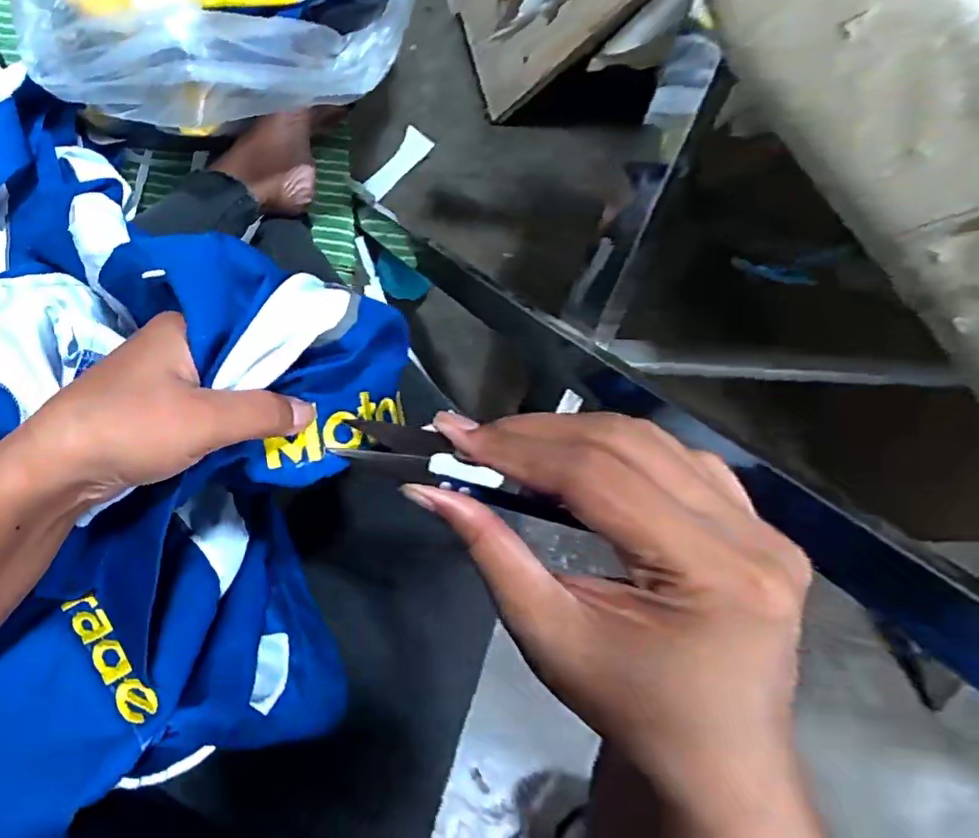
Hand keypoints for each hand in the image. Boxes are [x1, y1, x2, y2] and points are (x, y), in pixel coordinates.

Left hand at [3, 312, 313, 505]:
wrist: (60, 463)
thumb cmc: (132, 426)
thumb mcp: (205, 419)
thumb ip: (261, 411)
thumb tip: (309, 410)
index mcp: (180, 326)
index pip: (247, 323)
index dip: (285, 346)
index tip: (325, 370)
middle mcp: (167, 343)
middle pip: (233, 357)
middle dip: (268, 385)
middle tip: (313, 409)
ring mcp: (153, 377)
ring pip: (214, 386)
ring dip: (243, 409)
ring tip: (289, 428)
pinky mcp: (145, 409)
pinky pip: (195, 408)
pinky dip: (218, 424)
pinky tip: (245, 441)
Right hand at [406, 412, 818, 834]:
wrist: (711, 756)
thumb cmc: (623, 699)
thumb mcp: (542, 625)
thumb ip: (487, 545)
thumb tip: (423, 487)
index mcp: (714, 574)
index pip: (598, 477)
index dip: (516, 449)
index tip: (450, 435)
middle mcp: (754, 540)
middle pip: (625, 445)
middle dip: (533, 432)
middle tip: (467, 438)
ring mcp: (764, 530)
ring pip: (650, 440)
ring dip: (567, 431)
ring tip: (506, 445)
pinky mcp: (755, 528)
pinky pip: (676, 457)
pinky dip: (611, 445)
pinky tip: (572, 459)